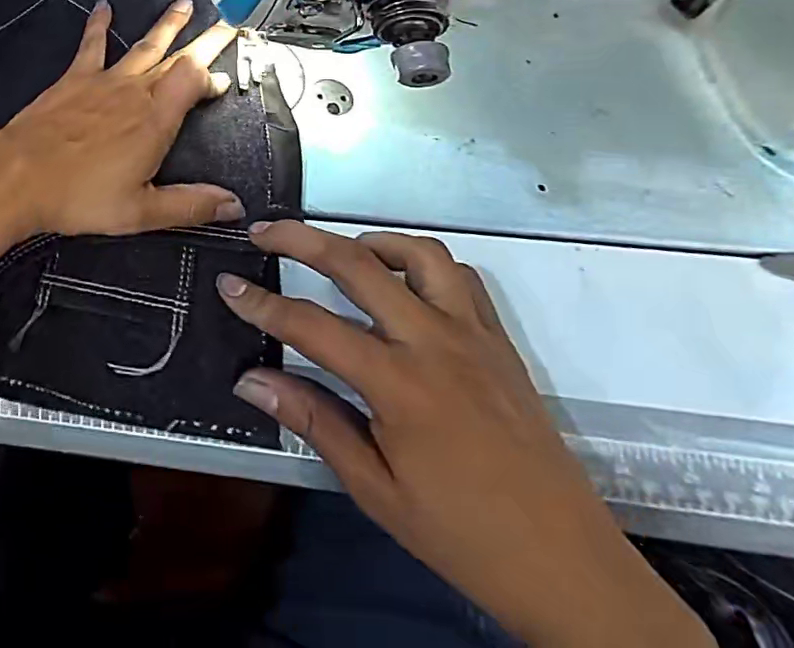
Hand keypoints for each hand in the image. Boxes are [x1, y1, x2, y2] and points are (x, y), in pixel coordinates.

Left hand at [0, 0, 242, 238]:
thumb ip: (190, 206)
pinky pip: (92, 45)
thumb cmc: (78, 197)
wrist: (17, 179)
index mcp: (155, 121)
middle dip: (206, 40)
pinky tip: (104, 7)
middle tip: (227, 24)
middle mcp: (134, 93)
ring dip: (167, 24)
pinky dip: (99, 24)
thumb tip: (232, 205)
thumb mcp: (141, 212)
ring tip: (185, 4)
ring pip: (144, 45)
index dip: (213, 78)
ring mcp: (103, 82)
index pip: (195, 81)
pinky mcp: (74, 80)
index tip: (223, 82)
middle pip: (178, 57)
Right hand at [217, 222, 711, 647]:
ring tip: (339, 253)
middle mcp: (435, 340)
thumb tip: (251, 381)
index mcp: (398, 383)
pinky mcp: (500, 340)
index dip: (262, 303)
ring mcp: (474, 333)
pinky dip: (423, 263)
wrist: (565, 561)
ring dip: (371, 241)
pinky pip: (461, 277)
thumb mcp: (374, 487)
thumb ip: (313, 421)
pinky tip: (403, 284)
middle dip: (301, 240)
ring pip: (418, 253)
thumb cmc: (460, 533)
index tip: (229, 285)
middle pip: (358, 264)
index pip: (312, 325)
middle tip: (265, 233)